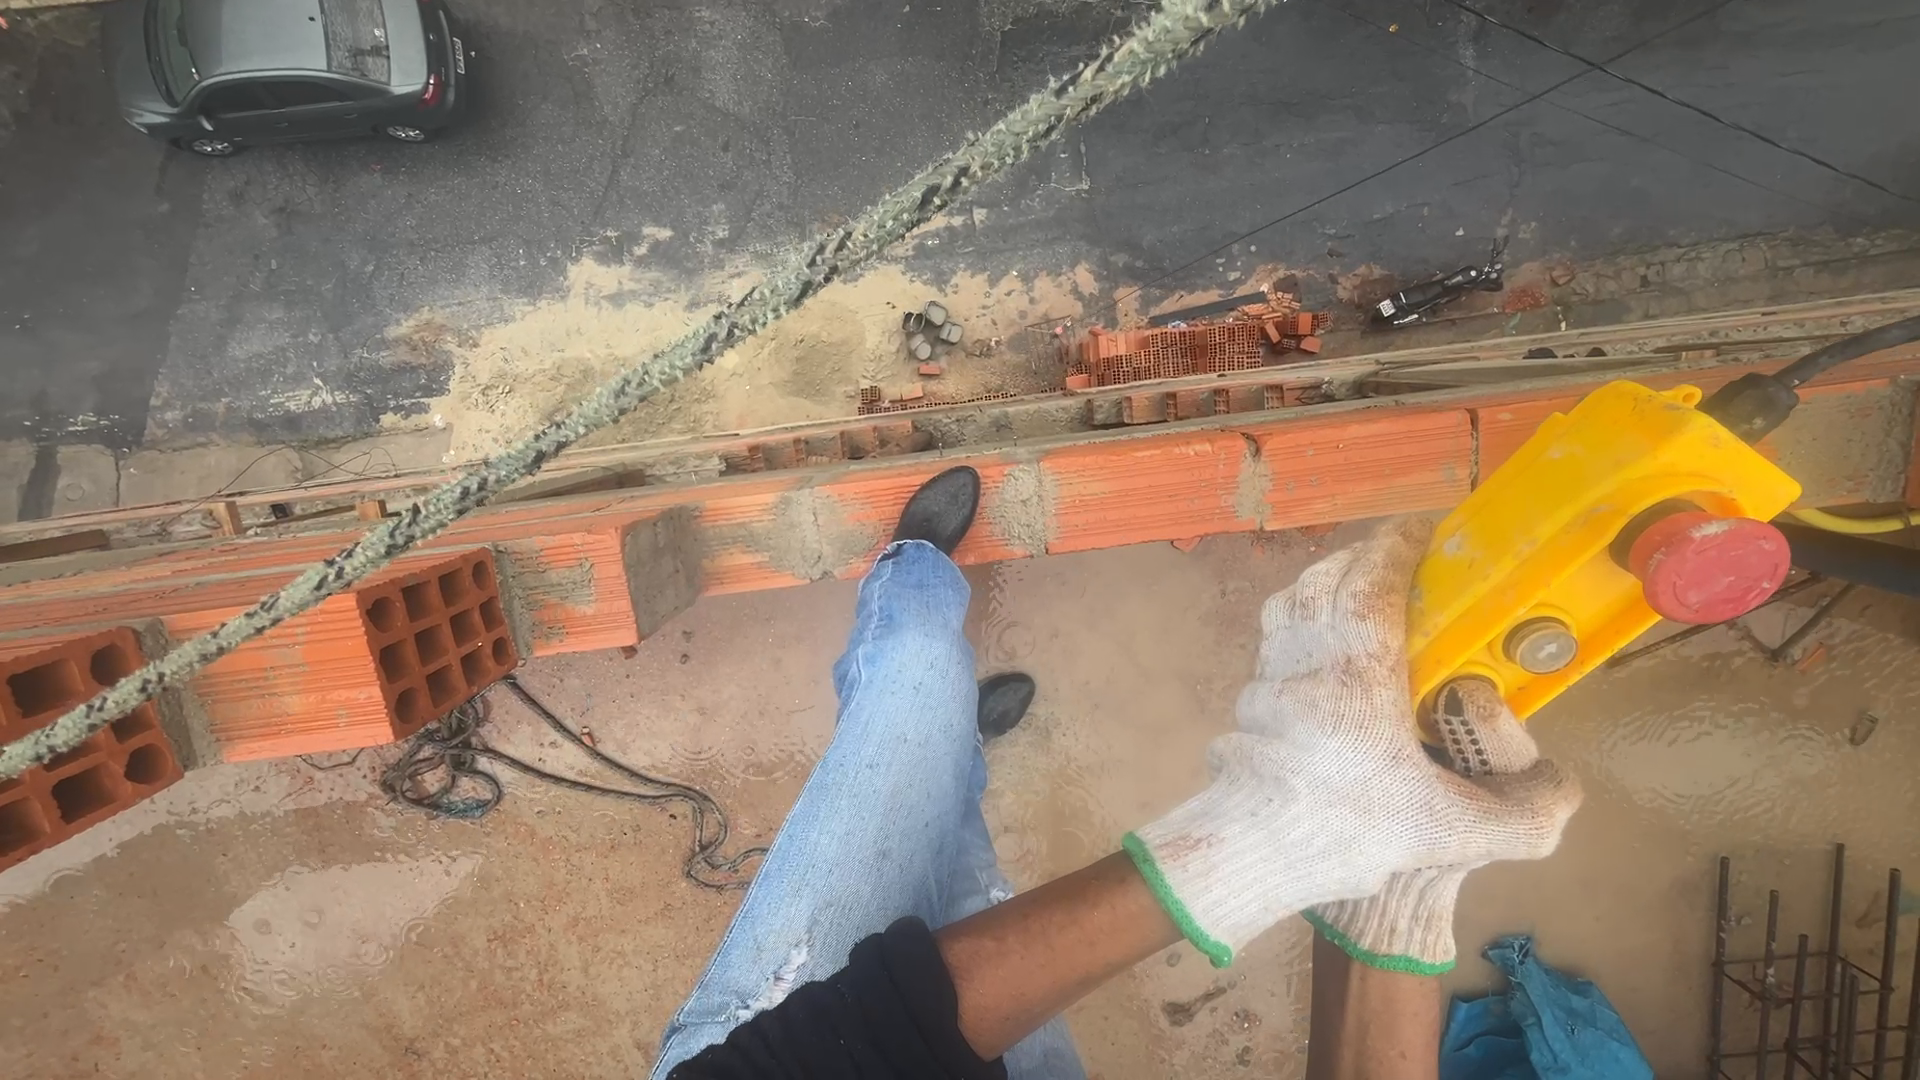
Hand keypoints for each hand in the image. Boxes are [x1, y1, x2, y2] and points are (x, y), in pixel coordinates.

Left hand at [1122, 519, 1581, 966]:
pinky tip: (1318, 647)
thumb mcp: (1458, 830)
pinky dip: (1296, 621)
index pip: (1370, 584)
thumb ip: (1527, 811)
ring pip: (1287, 602)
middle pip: (1322, 579)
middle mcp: (1305, 659)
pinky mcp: (1245, 697)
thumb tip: (1561, 785)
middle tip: (1394, 556)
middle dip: (1359, 556)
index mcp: (1356, 673)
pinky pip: (1271, 638)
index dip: (1395, 547)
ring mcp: (1266, 675)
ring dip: (1320, 582)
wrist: (1258, 849)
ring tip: (1352, 589)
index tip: (1421, 528)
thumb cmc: (1353, 829)